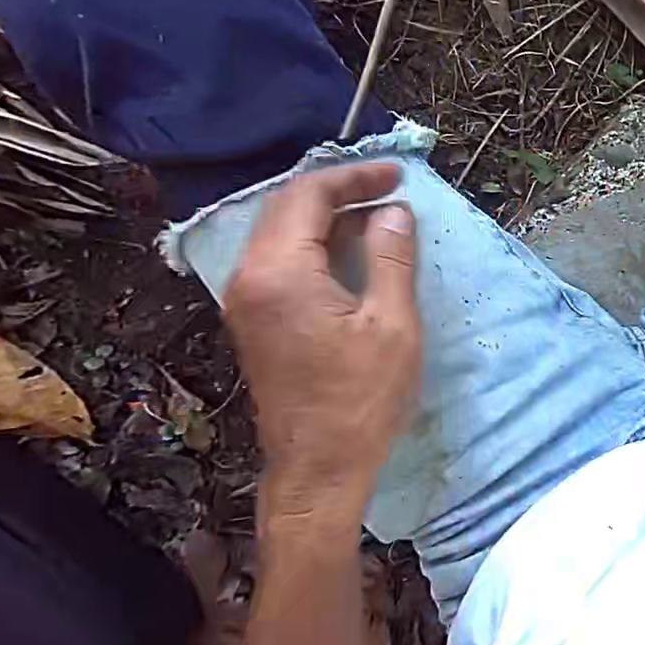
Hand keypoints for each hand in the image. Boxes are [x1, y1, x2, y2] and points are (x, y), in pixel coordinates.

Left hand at [222, 163, 420, 524]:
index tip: (398, 175)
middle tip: (389, 190)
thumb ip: (391, 258)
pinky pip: (282, 261)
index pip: (309, 196)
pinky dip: (317, 245)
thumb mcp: (392, 324)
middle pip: (288, 208)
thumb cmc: (361, 399)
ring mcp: (246, 300)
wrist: (319, 469)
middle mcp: (250, 278)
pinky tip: (351, 253)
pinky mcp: (255, 320)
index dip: (355, 177)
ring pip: (283, 234)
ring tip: (378, 217)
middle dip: (340, 191)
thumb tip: (393, 212)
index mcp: (280, 273)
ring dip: (329, 218)